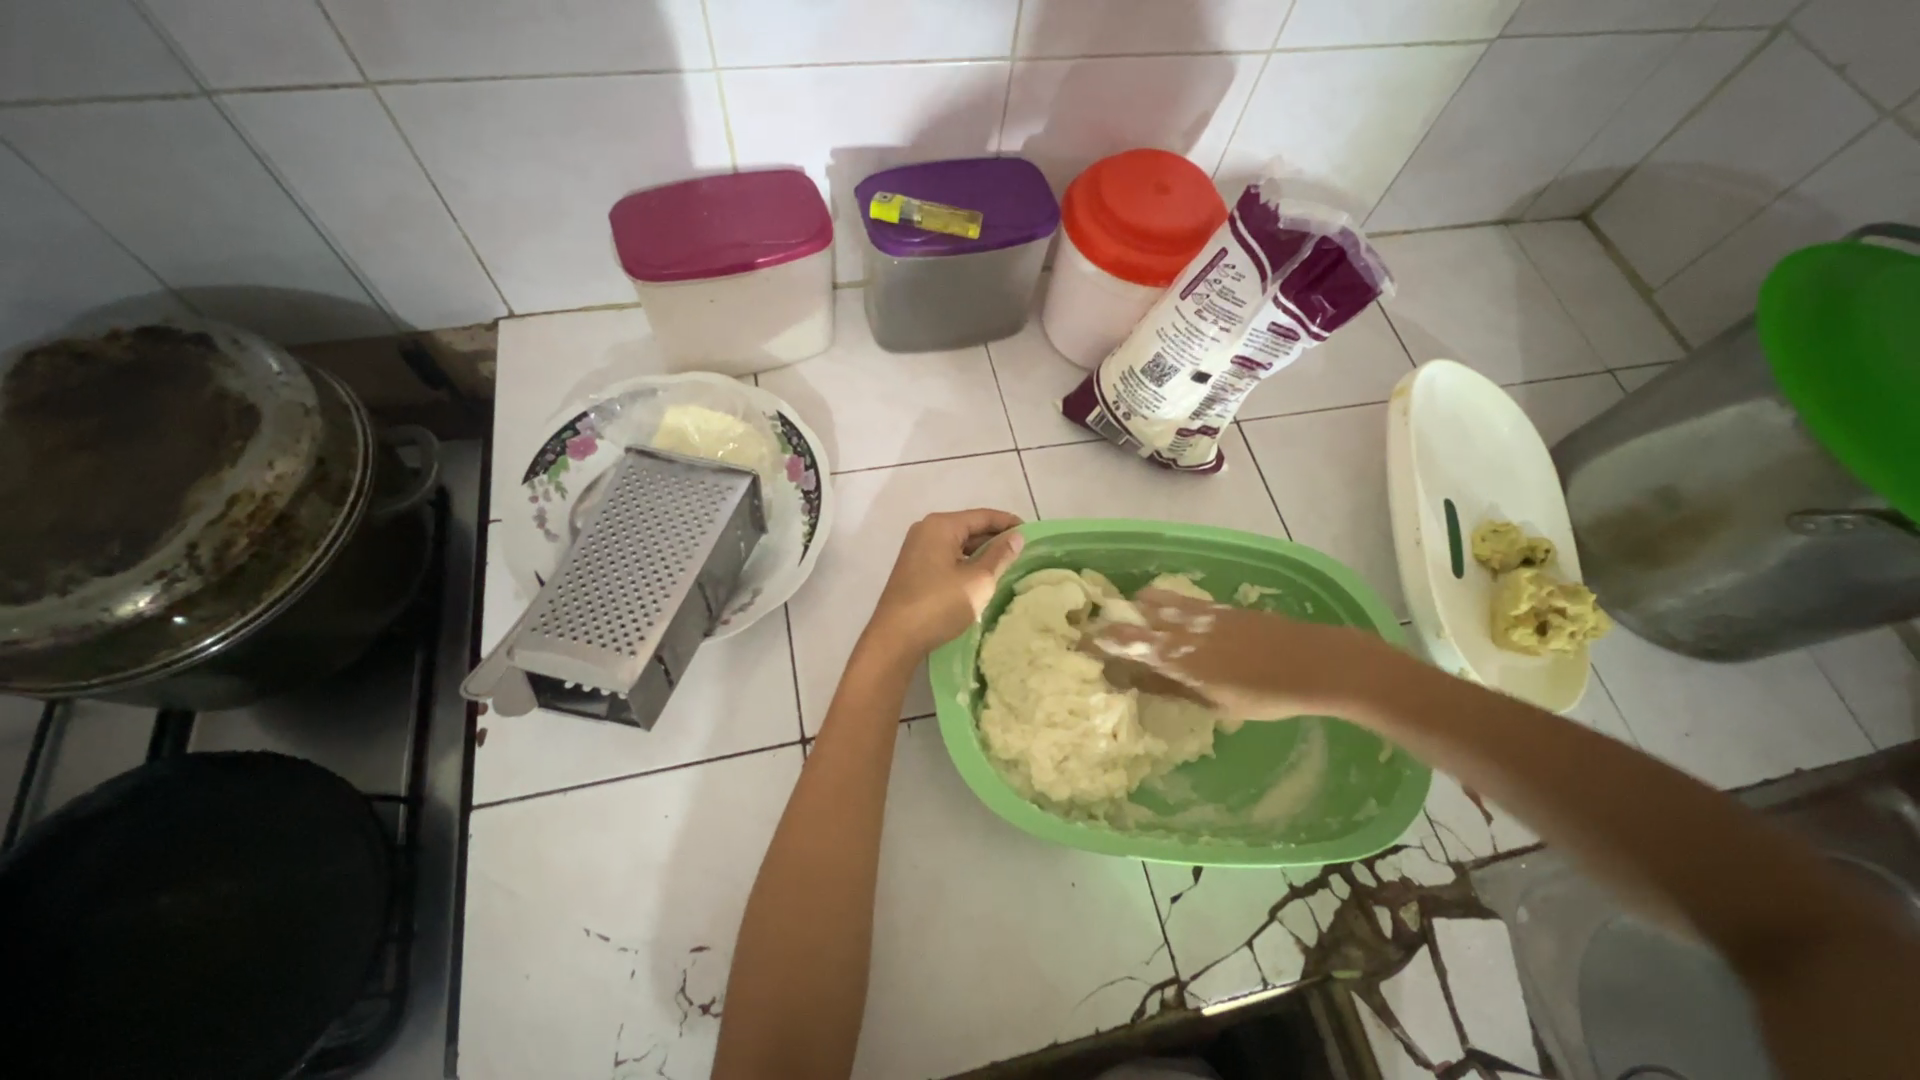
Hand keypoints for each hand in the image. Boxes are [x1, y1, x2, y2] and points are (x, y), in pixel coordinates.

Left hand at [861, 509, 1025, 659]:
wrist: (896, 638)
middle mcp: (926, 531)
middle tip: (1022, 553)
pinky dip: (965, 564)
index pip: (983, 516)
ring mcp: (917, 550)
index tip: (1032, 534)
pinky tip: (981, 578)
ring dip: (981, 554)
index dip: (1009, 523)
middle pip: (969, 528)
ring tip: (1006, 566)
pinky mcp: (914, 570)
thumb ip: (999, 556)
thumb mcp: (978, 580)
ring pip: (958, 545)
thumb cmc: (939, 604)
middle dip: (995, 539)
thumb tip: (1017, 537)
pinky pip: (947, 558)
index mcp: (941, 525)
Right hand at [1086, 588, 1387, 721]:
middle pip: (1139, 619)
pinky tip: (1167, 610)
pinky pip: (1185, 601)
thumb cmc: (1267, 696)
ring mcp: (1205, 615)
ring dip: (1140, 608)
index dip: (1101, 643)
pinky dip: (1168, 604)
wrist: (1317, 664)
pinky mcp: (1223, 608)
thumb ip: (1174, 689)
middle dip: (1115, 622)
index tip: (1080, 643)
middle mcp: (1186, 631)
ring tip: (1131, 613)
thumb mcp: (1216, 704)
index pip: (1129, 646)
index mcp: (1181, 659)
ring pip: (1160, 603)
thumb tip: (1134, 681)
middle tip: (1100, 628)